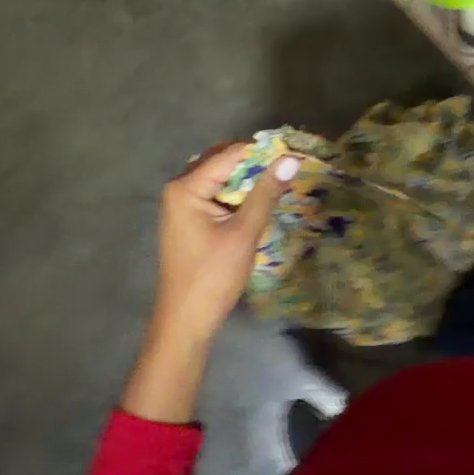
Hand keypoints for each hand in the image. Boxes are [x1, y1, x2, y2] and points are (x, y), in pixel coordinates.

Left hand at [120, 143, 296, 424]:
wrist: (185, 323)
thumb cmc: (212, 277)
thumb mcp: (244, 233)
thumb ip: (266, 192)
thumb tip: (291, 158)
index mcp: (186, 186)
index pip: (229, 154)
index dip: (262, 152)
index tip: (294, 154)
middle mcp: (179, 187)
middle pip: (221, 160)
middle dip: (253, 162)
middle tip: (287, 168)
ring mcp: (181, 203)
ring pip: (219, 176)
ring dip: (246, 178)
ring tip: (277, 183)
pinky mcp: (188, 218)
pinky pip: (215, 192)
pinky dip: (236, 193)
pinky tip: (258, 202)